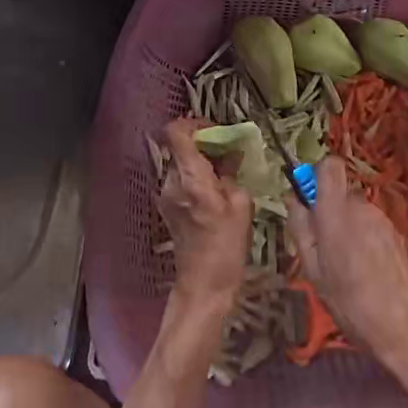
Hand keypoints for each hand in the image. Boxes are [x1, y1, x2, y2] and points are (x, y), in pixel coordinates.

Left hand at [157, 119, 251, 307]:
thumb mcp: (242, 205)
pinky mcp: (166, 205)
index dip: (194, 123)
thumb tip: (229, 154)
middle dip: (204, 145)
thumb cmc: (227, 246)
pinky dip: (196, 177)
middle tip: (229, 155)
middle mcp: (171, 182)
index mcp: (190, 179)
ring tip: (225, 176)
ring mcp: (165, 194)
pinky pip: (181, 179)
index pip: (176, 133)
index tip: (215, 131)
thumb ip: (231, 173)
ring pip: (181, 163)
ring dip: (201, 162)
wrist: (204, 284)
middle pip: (179, 147)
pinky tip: (215, 192)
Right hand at [285, 156, 407, 367]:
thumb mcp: (310, 267)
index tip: (308, 198)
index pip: (329, 165)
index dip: (317, 174)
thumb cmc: (346, 299)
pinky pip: (370, 224)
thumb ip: (300, 226)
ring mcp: (381, 218)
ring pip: (355, 209)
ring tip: (343, 262)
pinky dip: (362, 236)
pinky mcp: (395, 232)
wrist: (400, 323)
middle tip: (321, 244)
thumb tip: (292, 198)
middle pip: (340, 192)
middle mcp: (360, 206)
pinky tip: (363, 267)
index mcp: (335, 211)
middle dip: (328, 210)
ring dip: (346, 225)